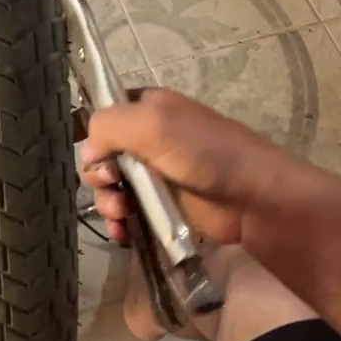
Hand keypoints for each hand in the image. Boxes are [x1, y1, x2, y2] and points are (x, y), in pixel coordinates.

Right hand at [79, 87, 288, 246]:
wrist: (253, 199)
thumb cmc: (203, 152)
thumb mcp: (151, 124)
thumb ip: (108, 126)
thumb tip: (87, 151)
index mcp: (147, 107)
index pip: (104, 116)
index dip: (94, 137)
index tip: (98, 157)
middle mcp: (148, 137)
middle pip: (103, 155)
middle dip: (99, 175)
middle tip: (110, 186)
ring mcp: (156, 174)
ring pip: (113, 186)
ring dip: (108, 202)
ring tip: (119, 216)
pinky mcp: (164, 206)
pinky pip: (130, 212)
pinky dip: (121, 223)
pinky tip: (122, 233)